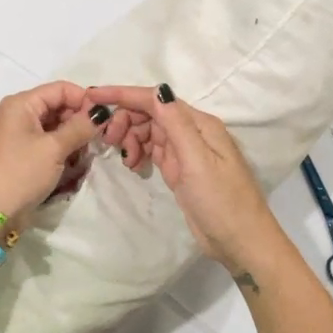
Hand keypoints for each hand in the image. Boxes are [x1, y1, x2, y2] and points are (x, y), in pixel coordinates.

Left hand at [0, 82, 108, 225]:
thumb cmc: (20, 173)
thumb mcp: (54, 148)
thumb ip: (80, 127)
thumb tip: (101, 112)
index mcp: (21, 104)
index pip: (60, 89)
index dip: (84, 99)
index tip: (105, 118)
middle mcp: (19, 115)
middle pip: (59, 108)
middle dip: (79, 124)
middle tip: (97, 143)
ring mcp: (20, 137)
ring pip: (57, 130)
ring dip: (73, 143)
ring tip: (82, 161)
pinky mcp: (23, 157)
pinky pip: (49, 147)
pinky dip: (62, 154)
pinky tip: (72, 169)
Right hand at [86, 85, 287, 270]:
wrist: (241, 243)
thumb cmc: (222, 201)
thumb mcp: (197, 161)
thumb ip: (176, 124)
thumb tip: (158, 89)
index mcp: (199, 124)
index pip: (155, 99)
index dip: (122, 95)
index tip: (92, 96)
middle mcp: (192, 131)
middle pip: (149, 113)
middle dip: (124, 119)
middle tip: (107, 140)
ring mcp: (186, 150)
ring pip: (148, 131)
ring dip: (130, 137)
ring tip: (125, 160)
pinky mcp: (180, 168)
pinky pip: (152, 149)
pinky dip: (138, 152)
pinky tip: (133, 165)